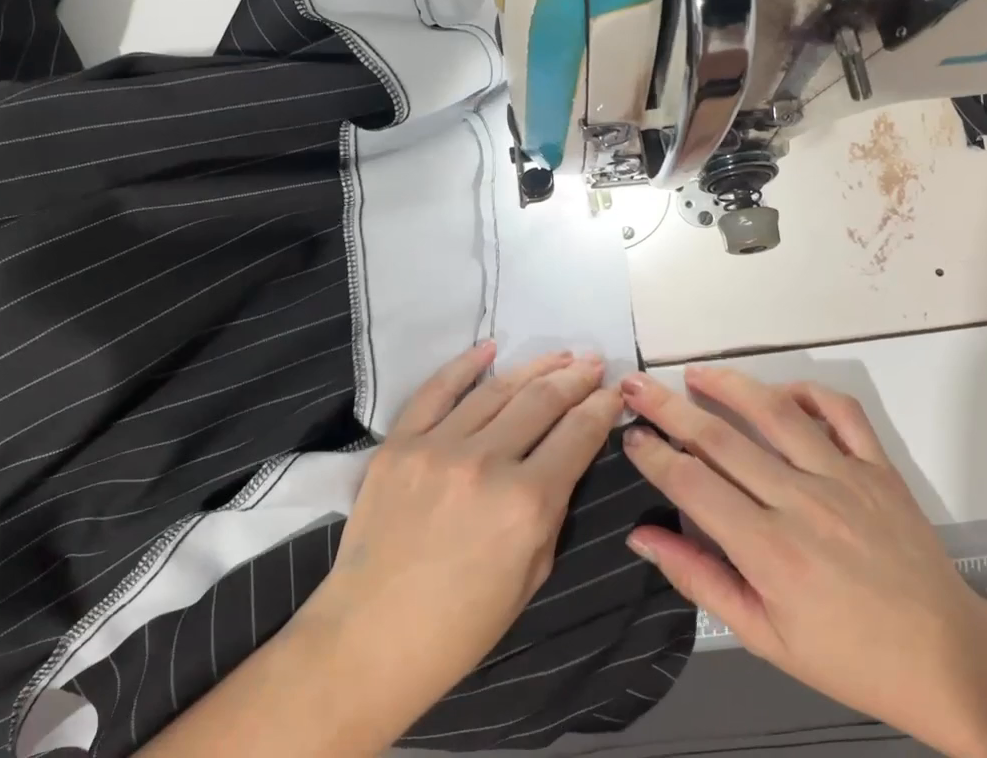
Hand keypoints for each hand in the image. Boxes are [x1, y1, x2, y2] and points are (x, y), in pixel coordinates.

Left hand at [299, 343, 624, 708]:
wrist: (371, 637)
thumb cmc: (462, 625)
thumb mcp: (533, 572)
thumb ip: (552, 507)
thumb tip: (566, 457)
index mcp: (527, 503)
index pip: (578, 434)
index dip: (602, 407)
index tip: (615, 391)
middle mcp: (486, 463)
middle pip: (542, 401)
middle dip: (575, 378)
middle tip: (593, 363)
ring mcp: (436, 447)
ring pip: (496, 390)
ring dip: (533, 367)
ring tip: (558, 355)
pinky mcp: (398, 445)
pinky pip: (435, 391)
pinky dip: (464, 365)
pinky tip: (490, 348)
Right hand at [618, 367, 986, 731]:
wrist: (945, 660)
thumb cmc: (847, 658)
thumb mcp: (762, 637)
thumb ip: (699, 579)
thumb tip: (642, 537)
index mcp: (768, 550)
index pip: (692, 483)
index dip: (653, 454)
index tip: (629, 436)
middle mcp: (801, 502)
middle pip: (720, 438)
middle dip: (668, 407)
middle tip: (636, 386)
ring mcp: (844, 478)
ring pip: (775, 412)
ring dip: (729, 385)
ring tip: (695, 374)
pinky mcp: (879, 469)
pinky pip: (842, 413)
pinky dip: (808, 392)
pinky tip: (780, 392)